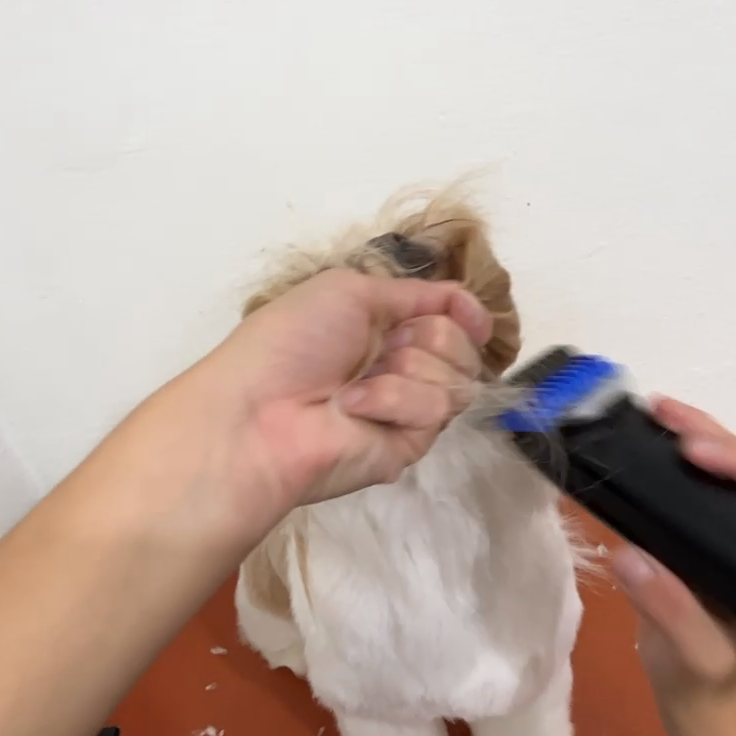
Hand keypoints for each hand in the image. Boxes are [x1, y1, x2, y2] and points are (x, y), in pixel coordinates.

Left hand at [197, 267, 492, 512]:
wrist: (263, 412)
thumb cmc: (292, 343)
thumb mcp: (348, 291)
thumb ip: (412, 293)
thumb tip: (465, 305)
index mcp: (384, 329)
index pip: (450, 316)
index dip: (465, 312)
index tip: (472, 317)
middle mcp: (402, 369)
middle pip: (463, 348)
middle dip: (433, 337)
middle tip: (387, 347)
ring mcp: (408, 411)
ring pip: (458, 378)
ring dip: (410, 368)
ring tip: (360, 383)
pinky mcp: (410, 445)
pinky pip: (434, 409)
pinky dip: (395, 399)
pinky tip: (357, 408)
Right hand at [611, 396, 735, 718]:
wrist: (699, 700)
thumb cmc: (705, 679)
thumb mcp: (691, 653)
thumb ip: (668, 609)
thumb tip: (627, 555)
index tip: (691, 453)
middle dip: (709, 433)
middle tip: (661, 409)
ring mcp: (725, 538)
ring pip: (719, 475)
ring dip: (690, 437)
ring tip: (651, 413)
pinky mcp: (695, 542)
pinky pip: (690, 493)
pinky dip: (667, 464)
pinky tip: (643, 449)